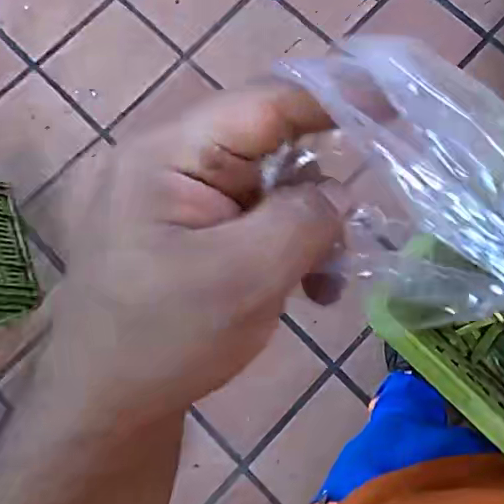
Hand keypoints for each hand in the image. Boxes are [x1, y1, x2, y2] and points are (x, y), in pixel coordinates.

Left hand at [36, 81, 343, 434]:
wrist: (107, 407)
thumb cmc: (166, 340)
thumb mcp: (247, 277)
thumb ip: (305, 219)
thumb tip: (340, 192)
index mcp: (170, 153)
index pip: (268, 102)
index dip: (337, 96)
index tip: (396, 105)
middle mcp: (173, 158)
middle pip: (273, 141)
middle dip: (322, 182)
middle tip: (360, 215)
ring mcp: (182, 192)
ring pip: (275, 183)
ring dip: (312, 225)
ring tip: (326, 279)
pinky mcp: (195, 224)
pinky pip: (260, 214)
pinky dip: (292, 244)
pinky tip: (308, 286)